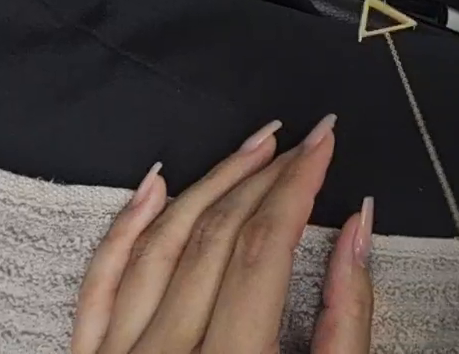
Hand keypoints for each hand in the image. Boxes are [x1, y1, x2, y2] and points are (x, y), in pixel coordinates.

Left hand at [71, 116, 373, 353]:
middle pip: (220, 233)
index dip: (300, 181)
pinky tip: (156, 185)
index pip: (266, 244)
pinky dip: (125, 228)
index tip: (328, 137)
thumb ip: (345, 320)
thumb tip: (359, 226)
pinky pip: (98, 285)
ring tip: (257, 142)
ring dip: (213, 180)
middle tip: (307, 137)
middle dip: (269, 173)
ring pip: (163, 242)